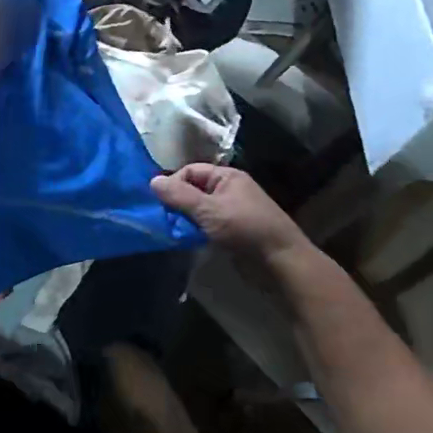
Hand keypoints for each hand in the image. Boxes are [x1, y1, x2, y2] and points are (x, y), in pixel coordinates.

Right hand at [150, 164, 307, 259]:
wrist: (279, 261)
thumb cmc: (245, 228)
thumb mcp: (209, 209)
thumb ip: (179, 195)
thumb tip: (152, 181)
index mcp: (227, 177)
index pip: (190, 171)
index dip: (173, 184)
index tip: (160, 203)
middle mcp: (228, 191)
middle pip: (193, 190)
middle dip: (176, 204)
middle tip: (161, 220)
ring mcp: (230, 212)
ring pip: (197, 211)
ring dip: (183, 220)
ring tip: (170, 232)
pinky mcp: (231, 233)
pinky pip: (205, 226)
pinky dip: (194, 232)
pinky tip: (184, 242)